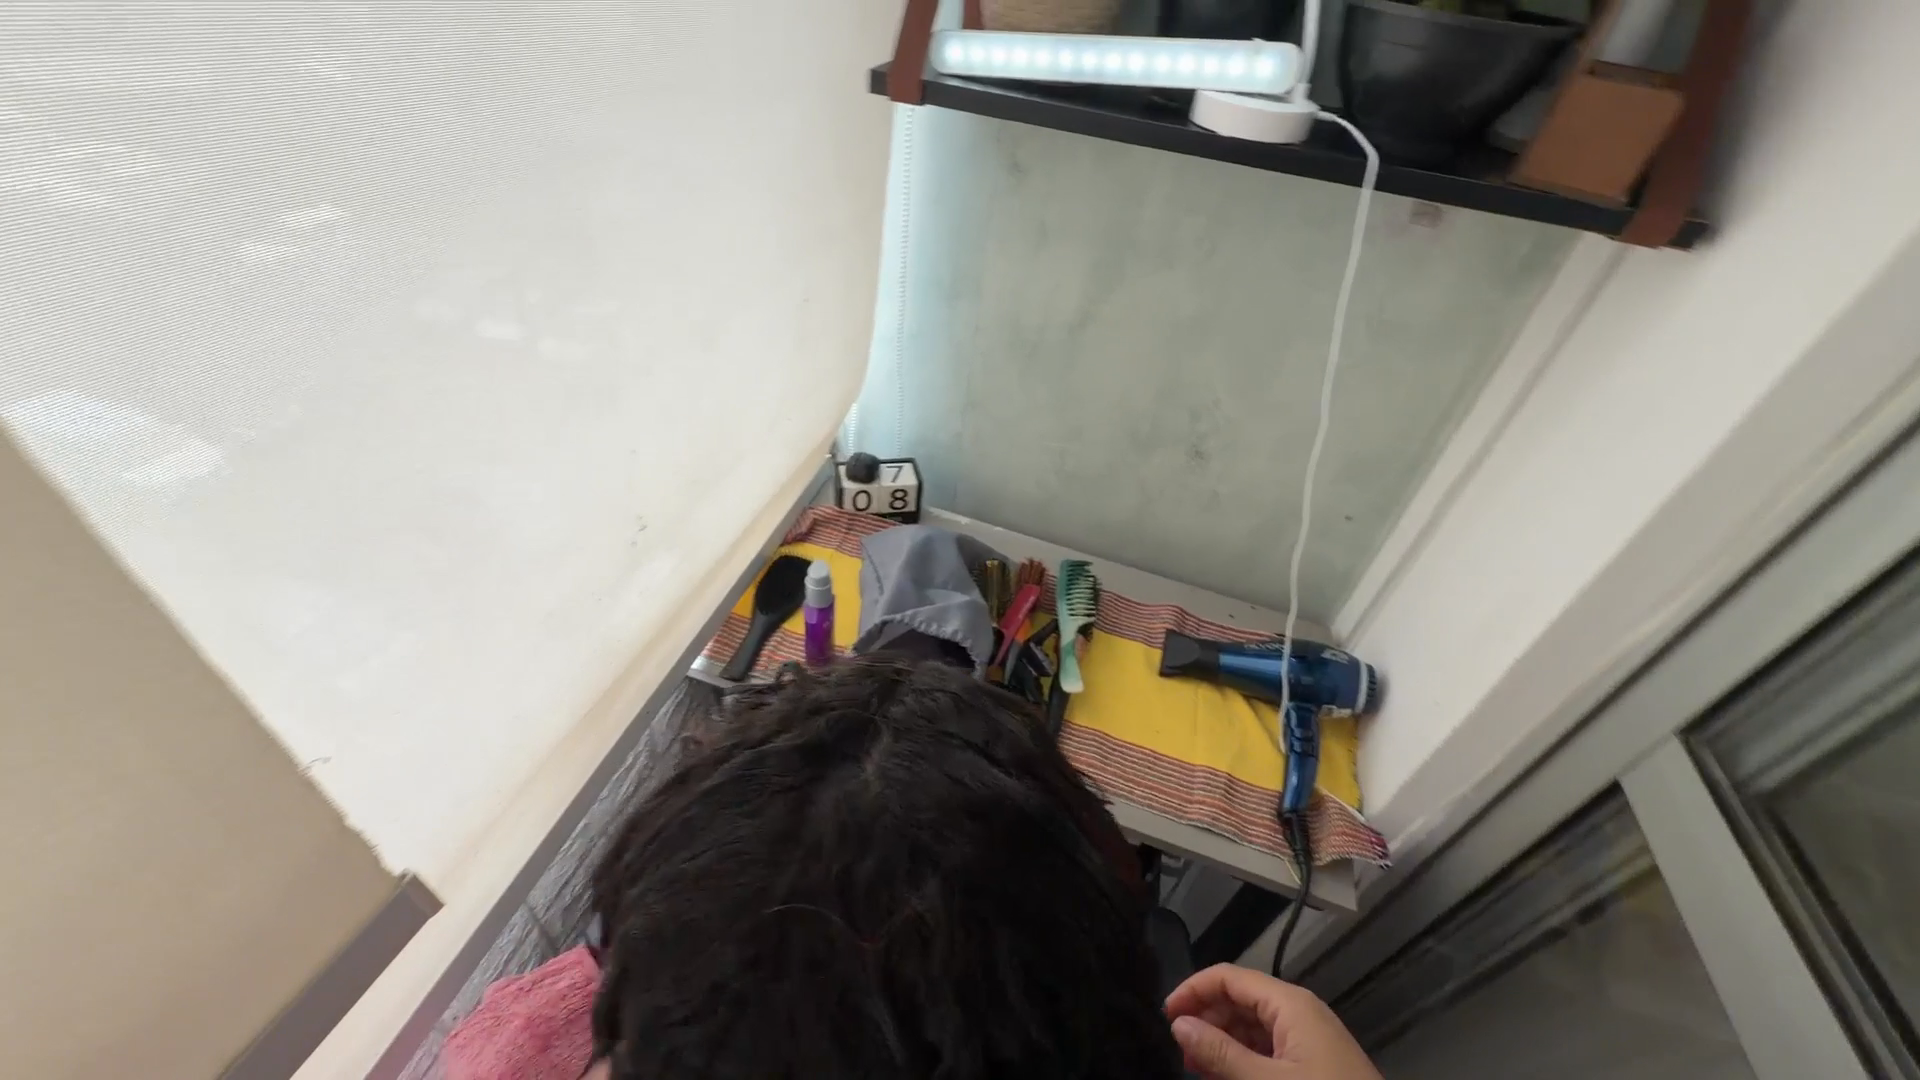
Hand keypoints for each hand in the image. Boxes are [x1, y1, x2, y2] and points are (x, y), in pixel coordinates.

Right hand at [1165, 963, 1383, 1079]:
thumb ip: (1221, 1053)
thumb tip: (1178, 1023)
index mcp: (1290, 1003)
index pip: (1229, 977)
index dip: (1193, 990)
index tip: (1165, 1017)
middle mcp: (1299, 1012)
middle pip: (1240, 998)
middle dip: (1206, 1018)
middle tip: (1178, 1049)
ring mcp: (1310, 1040)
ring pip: (1253, 1025)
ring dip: (1223, 1041)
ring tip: (1197, 1067)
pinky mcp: (1317, 1066)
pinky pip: (1269, 1049)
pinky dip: (1244, 1059)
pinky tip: (1226, 1077)